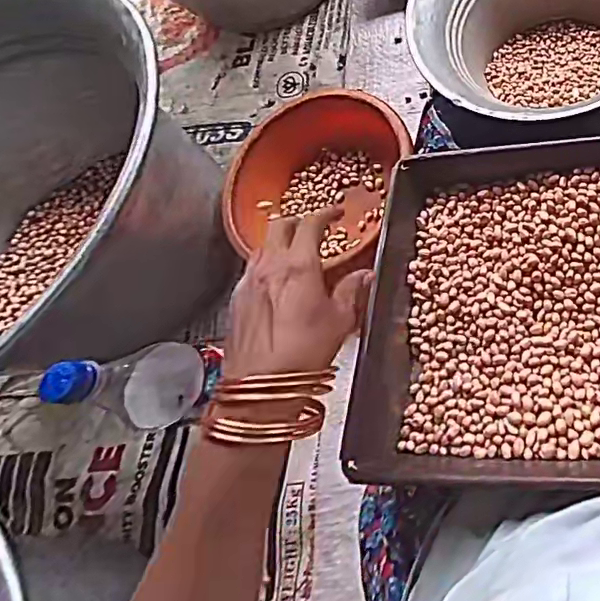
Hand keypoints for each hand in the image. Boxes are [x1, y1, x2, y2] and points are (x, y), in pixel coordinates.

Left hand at [223, 207, 371, 379]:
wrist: (261, 388)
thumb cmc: (300, 357)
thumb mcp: (340, 321)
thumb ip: (351, 291)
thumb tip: (362, 277)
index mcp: (299, 266)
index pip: (311, 223)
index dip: (326, 213)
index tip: (336, 213)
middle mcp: (269, 267)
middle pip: (279, 225)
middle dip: (299, 221)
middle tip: (315, 228)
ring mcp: (248, 282)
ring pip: (263, 246)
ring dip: (280, 242)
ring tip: (297, 255)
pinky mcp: (237, 300)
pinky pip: (252, 269)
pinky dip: (267, 266)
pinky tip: (278, 284)